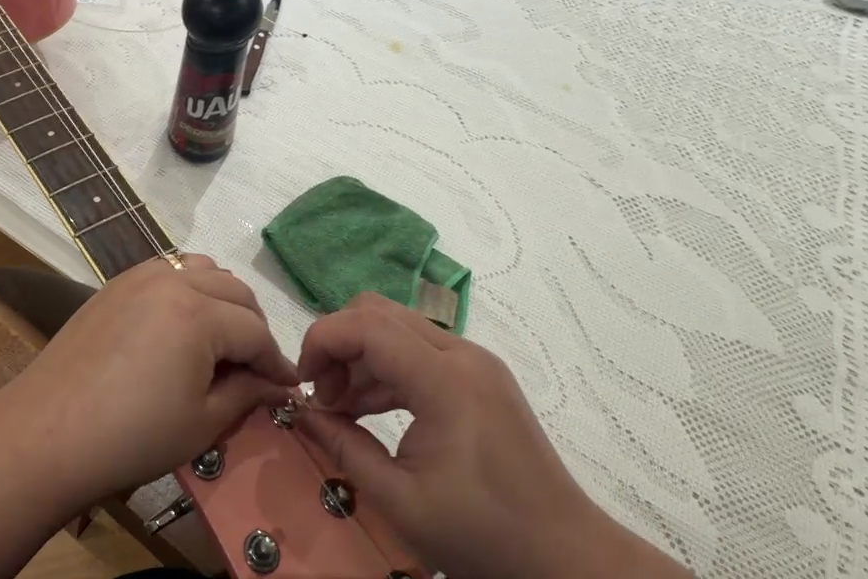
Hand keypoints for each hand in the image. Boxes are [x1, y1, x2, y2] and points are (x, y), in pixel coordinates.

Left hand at [0, 255, 299, 507]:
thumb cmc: (132, 436)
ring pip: (201, 270)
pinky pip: (166, 271)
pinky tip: (182, 325)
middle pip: (234, 291)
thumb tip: (277, 385)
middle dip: (254, 328)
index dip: (276, 362)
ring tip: (221, 341)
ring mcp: (139, 277)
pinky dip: (187, 288)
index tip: (288, 388)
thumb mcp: (202, 422)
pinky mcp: (114, 285)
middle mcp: (173, 281)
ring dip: (222, 300)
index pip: (256, 330)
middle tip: (256, 368)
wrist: (49, 432)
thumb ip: (246, 393)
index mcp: (200, 313)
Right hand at [298, 294, 690, 578]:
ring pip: (396, 328)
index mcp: (445, 380)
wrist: (567, 560)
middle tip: (323, 396)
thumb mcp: (400, 500)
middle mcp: (462, 355)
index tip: (302, 384)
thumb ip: (344, 447)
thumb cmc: (483, 535)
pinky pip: (419, 352)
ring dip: (360, 358)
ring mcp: (475, 363)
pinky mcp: (480, 379)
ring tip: (340, 410)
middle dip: (338, 345)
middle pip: (378, 313)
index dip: (322, 341)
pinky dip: (386, 370)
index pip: (366, 325)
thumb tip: (300, 414)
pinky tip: (370, 412)